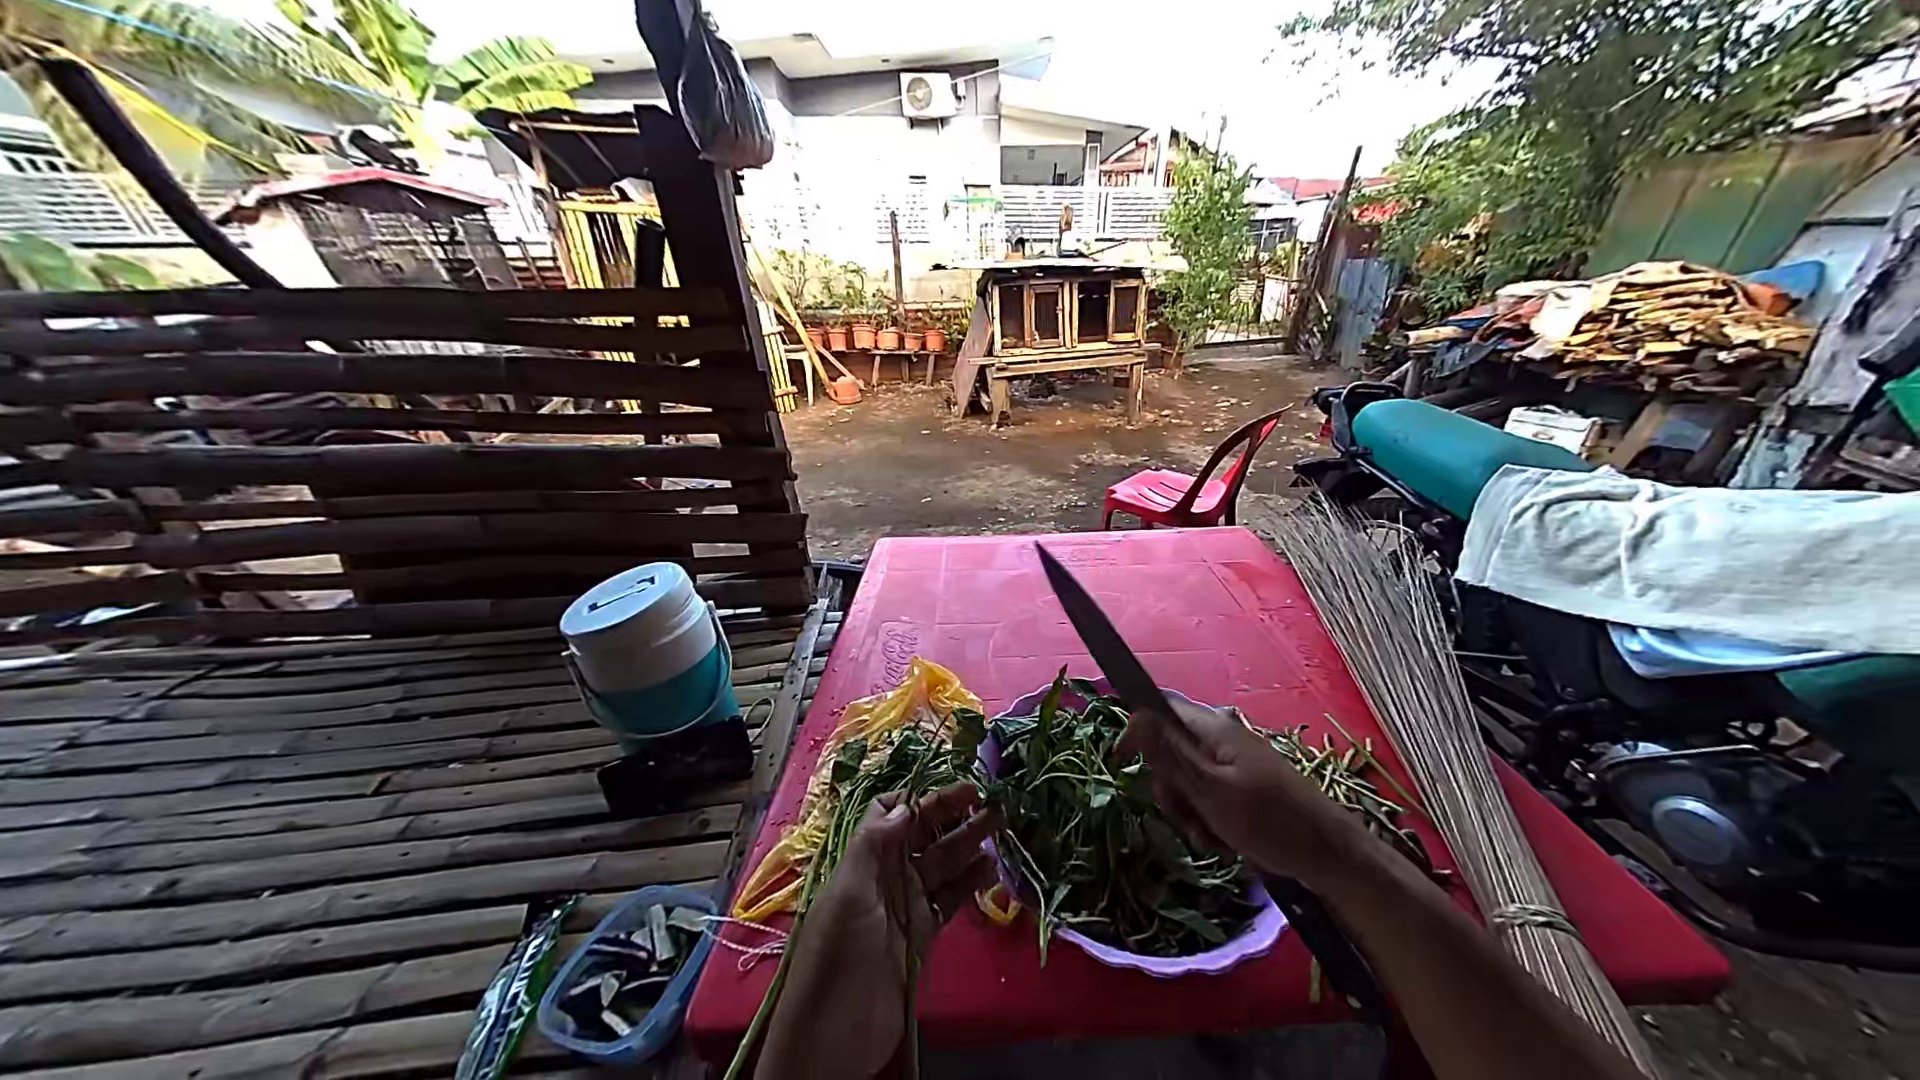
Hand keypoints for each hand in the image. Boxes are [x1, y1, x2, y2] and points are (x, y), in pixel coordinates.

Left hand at [756, 783, 997, 1079]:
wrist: (834, 1033)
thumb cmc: (836, 953)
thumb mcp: (849, 892)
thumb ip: (875, 844)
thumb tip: (906, 803)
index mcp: (864, 858)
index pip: (891, 813)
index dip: (919, 797)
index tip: (953, 787)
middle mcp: (887, 874)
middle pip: (924, 834)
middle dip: (953, 814)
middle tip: (990, 799)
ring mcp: (907, 903)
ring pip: (943, 862)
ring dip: (969, 842)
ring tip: (999, 825)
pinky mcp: (924, 933)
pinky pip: (951, 898)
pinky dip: (971, 881)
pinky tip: (991, 866)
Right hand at [1122, 699, 1375, 889]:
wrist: (1332, 857)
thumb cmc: (1270, 821)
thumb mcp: (1211, 790)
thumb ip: (1170, 753)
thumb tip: (1136, 714)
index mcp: (1212, 728)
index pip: (1159, 709)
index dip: (1136, 730)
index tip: (1122, 763)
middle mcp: (1220, 738)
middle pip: (1169, 750)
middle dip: (1169, 787)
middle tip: (1183, 816)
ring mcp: (1233, 762)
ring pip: (1186, 777)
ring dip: (1188, 809)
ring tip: (1209, 836)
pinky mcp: (1243, 785)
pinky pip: (1207, 793)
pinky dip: (1207, 816)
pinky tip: (1222, 840)